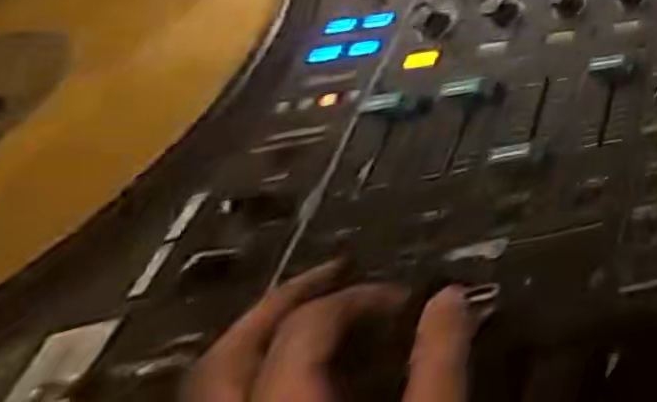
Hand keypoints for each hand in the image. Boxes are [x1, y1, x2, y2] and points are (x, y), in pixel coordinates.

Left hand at [184, 262, 478, 401]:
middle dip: (285, 298)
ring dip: (256, 335)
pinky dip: (246, 375)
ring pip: (207, 387)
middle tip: (336, 269)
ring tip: (306, 309)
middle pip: (229, 354)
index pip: (306, 328)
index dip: (357, 298)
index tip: (404, 298)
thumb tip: (449, 295)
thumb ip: (438, 363)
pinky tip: (282, 370)